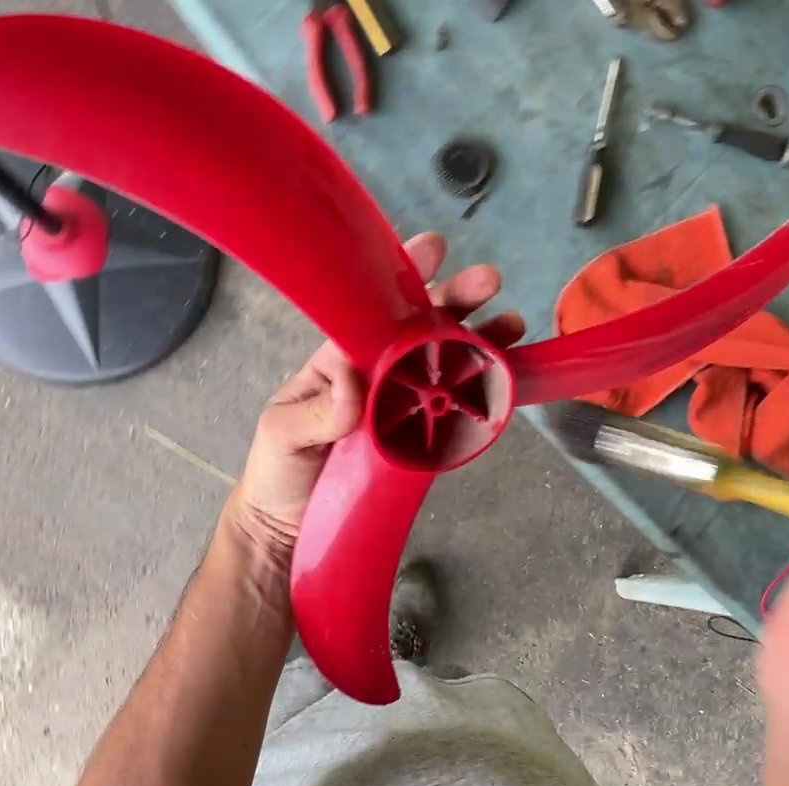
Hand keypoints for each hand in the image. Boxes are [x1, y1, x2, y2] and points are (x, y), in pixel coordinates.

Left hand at [228, 233, 524, 565]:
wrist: (288, 532)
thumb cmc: (277, 473)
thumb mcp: (283, 435)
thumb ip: (316, 411)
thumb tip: (352, 378)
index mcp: (340, 361)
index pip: (375, 312)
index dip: (404, 279)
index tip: (434, 250)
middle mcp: (377, 379)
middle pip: (422, 333)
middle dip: (456, 302)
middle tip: (490, 283)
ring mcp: (401, 411)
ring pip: (445, 369)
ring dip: (479, 344)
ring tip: (511, 327)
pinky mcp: (418, 445)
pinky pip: (453, 415)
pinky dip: (480, 396)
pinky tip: (505, 379)